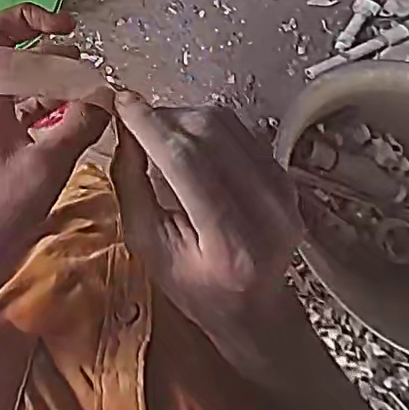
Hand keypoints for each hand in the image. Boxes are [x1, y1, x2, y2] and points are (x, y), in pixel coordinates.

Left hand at [0, 4, 111, 347]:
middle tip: (91, 64)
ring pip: (30, 83)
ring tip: (95, 90)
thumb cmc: (1, 209)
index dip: (29, 16)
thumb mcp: (47, 163)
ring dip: (62, 81)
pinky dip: (59, 107)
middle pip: (21, 54)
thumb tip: (106, 95)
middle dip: (58, 53)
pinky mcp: (7, 142)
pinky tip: (85, 117)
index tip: (66, 26)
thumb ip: (79, 123)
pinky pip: (35, 111)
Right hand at [110, 93, 306, 371]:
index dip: (149, 124)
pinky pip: (239, 129)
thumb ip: (131, 181)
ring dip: (182, 116)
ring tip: (159, 133)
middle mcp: (266, 214)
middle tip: (135, 120)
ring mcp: (284, 194)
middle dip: (163, 118)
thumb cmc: (193, 284)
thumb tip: (124, 126)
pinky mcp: (287, 178)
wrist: (255, 308)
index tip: (121, 101)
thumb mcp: (146, 242)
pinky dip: (204, 124)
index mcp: (229, 244)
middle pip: (207, 134)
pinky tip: (187, 141)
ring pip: (224, 124)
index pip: (185, 161)